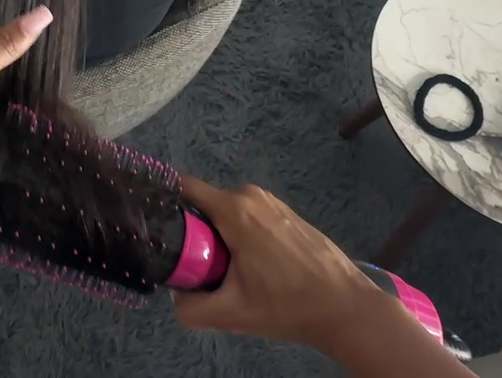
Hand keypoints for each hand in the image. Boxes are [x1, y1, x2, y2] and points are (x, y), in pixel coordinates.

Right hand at [171, 178, 393, 354]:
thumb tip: (175, 296)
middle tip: (202, 269)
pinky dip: (244, 237)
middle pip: (207, 206)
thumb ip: (192, 307)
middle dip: (198, 234)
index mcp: (233, 208)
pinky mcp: (286, 212)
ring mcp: (271, 201)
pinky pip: (250, 217)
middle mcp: (250, 194)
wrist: (345, 306)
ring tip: (232, 274)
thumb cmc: (287, 303)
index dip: (166, 200)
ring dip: (223, 238)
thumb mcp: (232, 313)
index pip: (186, 187)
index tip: (156, 224)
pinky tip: (257, 269)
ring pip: (229, 213)